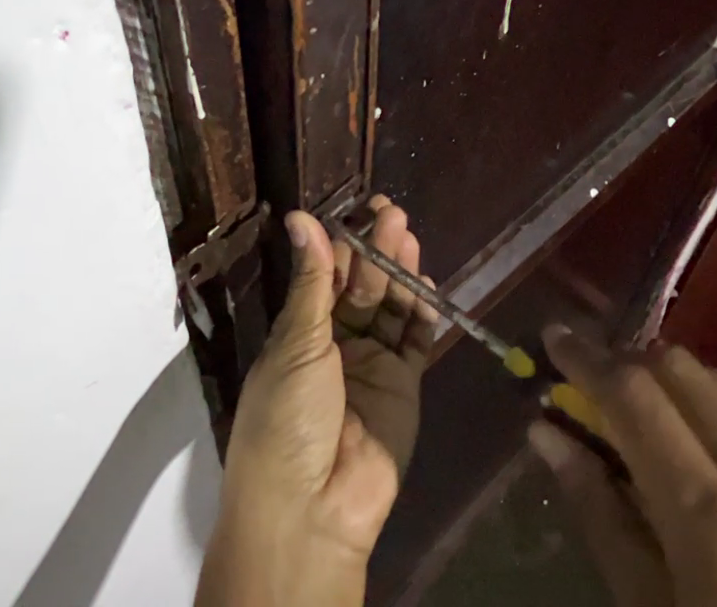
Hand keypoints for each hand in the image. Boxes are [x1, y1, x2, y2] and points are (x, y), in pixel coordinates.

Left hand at [196, 199, 435, 606]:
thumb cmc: (288, 415)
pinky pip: (414, 343)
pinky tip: (428, 283)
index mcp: (297, 334)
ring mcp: (369, 367)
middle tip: (391, 212)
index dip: (339, 244)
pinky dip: (422, 315)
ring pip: (389, 310)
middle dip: (374, 251)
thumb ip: (312, 282)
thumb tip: (300, 218)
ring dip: (399, 274)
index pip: (322, 278)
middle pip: (359, 289)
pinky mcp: (402, 388)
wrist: (312, 505)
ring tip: (408, 235)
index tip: (356, 209)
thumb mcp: (297, 342)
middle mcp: (333, 346)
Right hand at [530, 329, 716, 606]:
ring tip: (656, 423)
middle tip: (598, 383)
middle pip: (680, 368)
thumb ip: (595, 507)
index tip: (555, 337)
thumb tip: (546, 430)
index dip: (587, 360)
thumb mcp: (648, 605)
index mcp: (712, 516)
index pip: (634, 397)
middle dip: (630, 364)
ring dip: (678, 390)